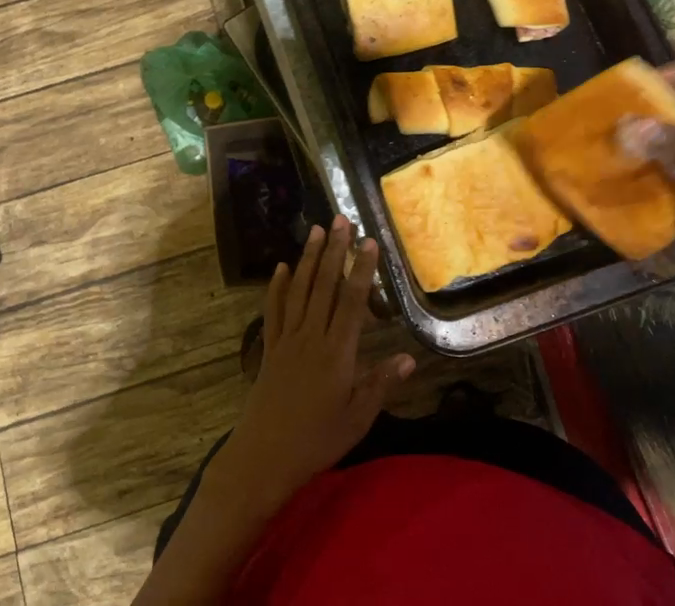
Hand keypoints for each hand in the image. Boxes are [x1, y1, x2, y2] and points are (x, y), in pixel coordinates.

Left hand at [209, 217, 414, 513]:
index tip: (368, 241)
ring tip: (314, 230)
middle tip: (340, 219)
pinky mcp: (270, 349)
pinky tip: (281, 267)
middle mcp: (312, 337)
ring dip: (307, 259)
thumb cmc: (318, 440)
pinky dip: (277, 287)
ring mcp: (287, 340)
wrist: (265, 455)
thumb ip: (381, 384)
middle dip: (334, 250)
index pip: (352, 302)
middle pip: (324, 286)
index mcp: (337, 353)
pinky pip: (274, 311)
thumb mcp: (358, 417)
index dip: (362, 269)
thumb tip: (409, 357)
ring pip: (299, 291)